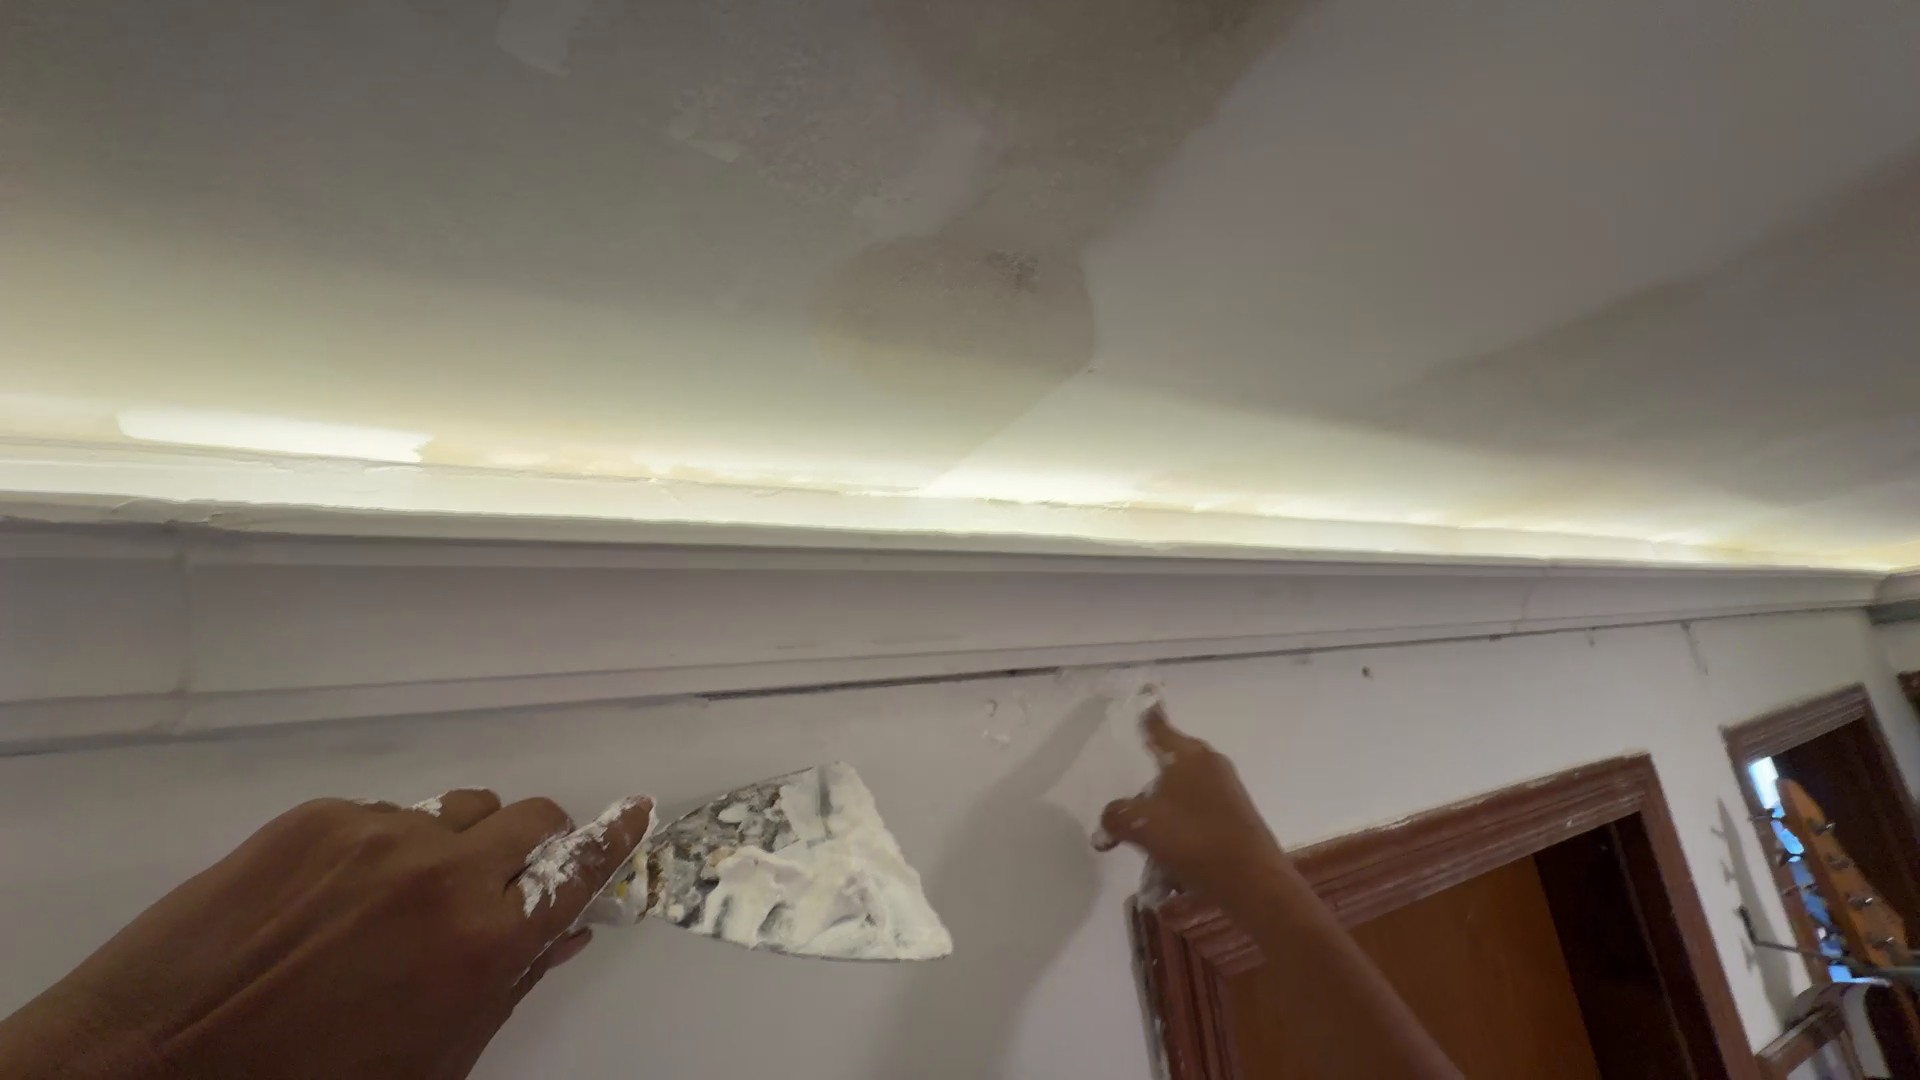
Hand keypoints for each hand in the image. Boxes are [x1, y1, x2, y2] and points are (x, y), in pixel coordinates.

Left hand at [0, 789, 651, 1079]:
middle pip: (532, 816)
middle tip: (499, 876)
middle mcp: (448, 872)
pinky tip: (327, 898)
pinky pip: (384, 815)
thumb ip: (515, 983)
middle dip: (532, 841)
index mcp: (486, 940)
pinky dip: (380, 848)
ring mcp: (383, 834)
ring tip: (401, 892)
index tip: (638, 808)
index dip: (617, 834)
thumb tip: (571, 930)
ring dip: (456, 841)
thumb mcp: (434, 1058)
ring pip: (460, 809)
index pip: (581, 865)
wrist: (132, 1076)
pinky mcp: (320, 817)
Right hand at [1096, 703, 1289, 903]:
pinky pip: (1196, 820)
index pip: (1159, 725)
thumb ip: (1116, 816)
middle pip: (1167, 767)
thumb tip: (1111, 821)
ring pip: (1179, 798)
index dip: (1148, 711)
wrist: (1255, 885)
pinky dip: (1180, 837)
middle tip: (1128, 815)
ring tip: (1149, 856)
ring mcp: (1226, 792)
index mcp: (1188, 755)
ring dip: (1160, 821)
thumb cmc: (1194, 840)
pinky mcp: (1236, 819)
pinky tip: (1171, 869)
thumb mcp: (1141, 825)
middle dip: (1145, 792)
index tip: (1147, 688)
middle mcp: (1209, 765)